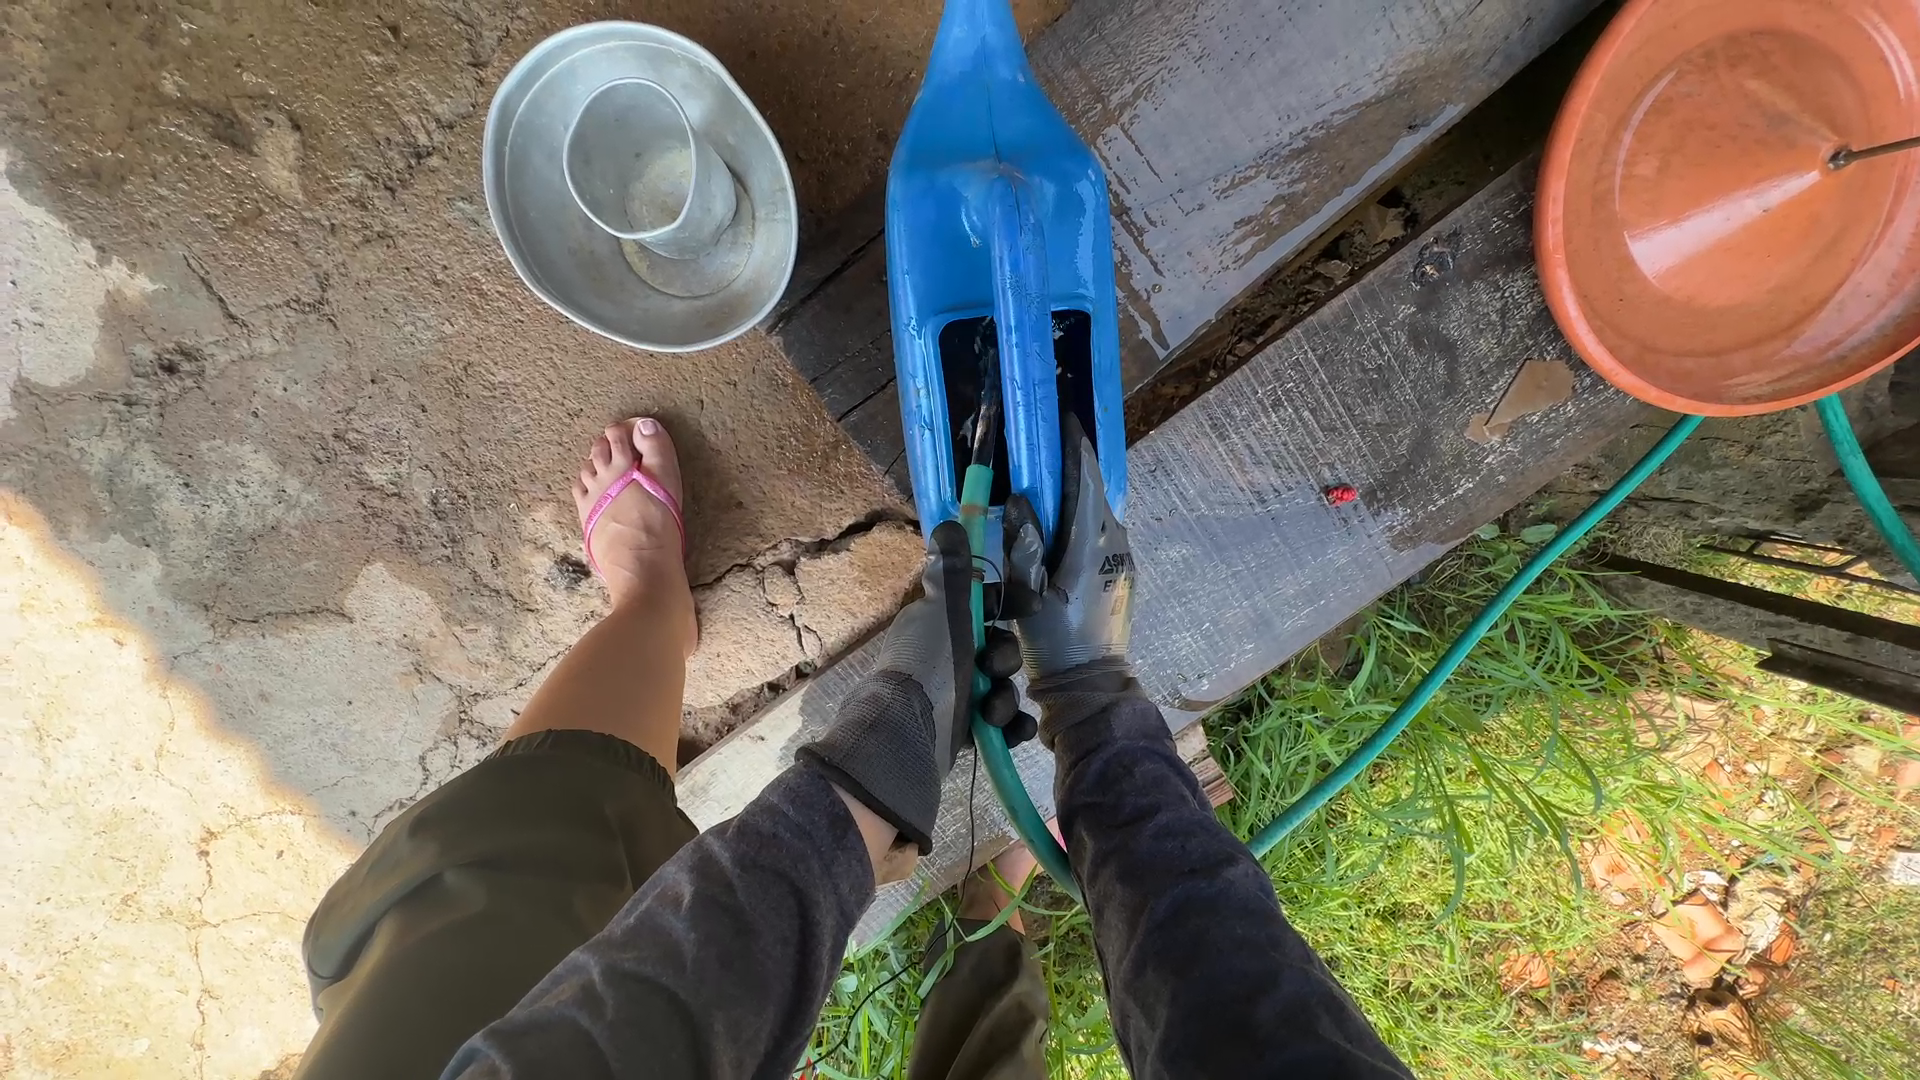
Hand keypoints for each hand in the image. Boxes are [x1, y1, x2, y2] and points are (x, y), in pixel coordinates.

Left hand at [798, 521, 1035, 854]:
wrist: (905, 738)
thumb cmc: (926, 666)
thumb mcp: (942, 612)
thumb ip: (954, 571)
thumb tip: (949, 521)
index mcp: (936, 623)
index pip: (981, 606)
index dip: (1008, 605)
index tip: (1031, 607)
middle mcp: (943, 656)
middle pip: (996, 648)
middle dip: (1003, 659)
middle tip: (992, 667)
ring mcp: (952, 695)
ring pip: (1000, 686)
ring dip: (1004, 698)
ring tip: (990, 712)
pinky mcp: (961, 730)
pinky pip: (1000, 723)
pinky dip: (1010, 727)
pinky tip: (1015, 732)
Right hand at [1002, 415, 1140, 746]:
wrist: (1091, 684)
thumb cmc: (1056, 641)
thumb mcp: (1030, 594)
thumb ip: (1025, 545)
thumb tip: (1020, 500)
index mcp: (1093, 543)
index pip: (1086, 480)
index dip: (1074, 446)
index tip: (1063, 418)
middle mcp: (1117, 543)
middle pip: (1095, 492)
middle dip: (1074, 465)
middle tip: (1046, 445)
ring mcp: (1124, 559)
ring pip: (1100, 513)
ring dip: (1078, 494)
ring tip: (1050, 480)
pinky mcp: (1124, 574)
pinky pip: (1104, 533)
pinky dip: (1084, 518)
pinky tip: (1064, 523)